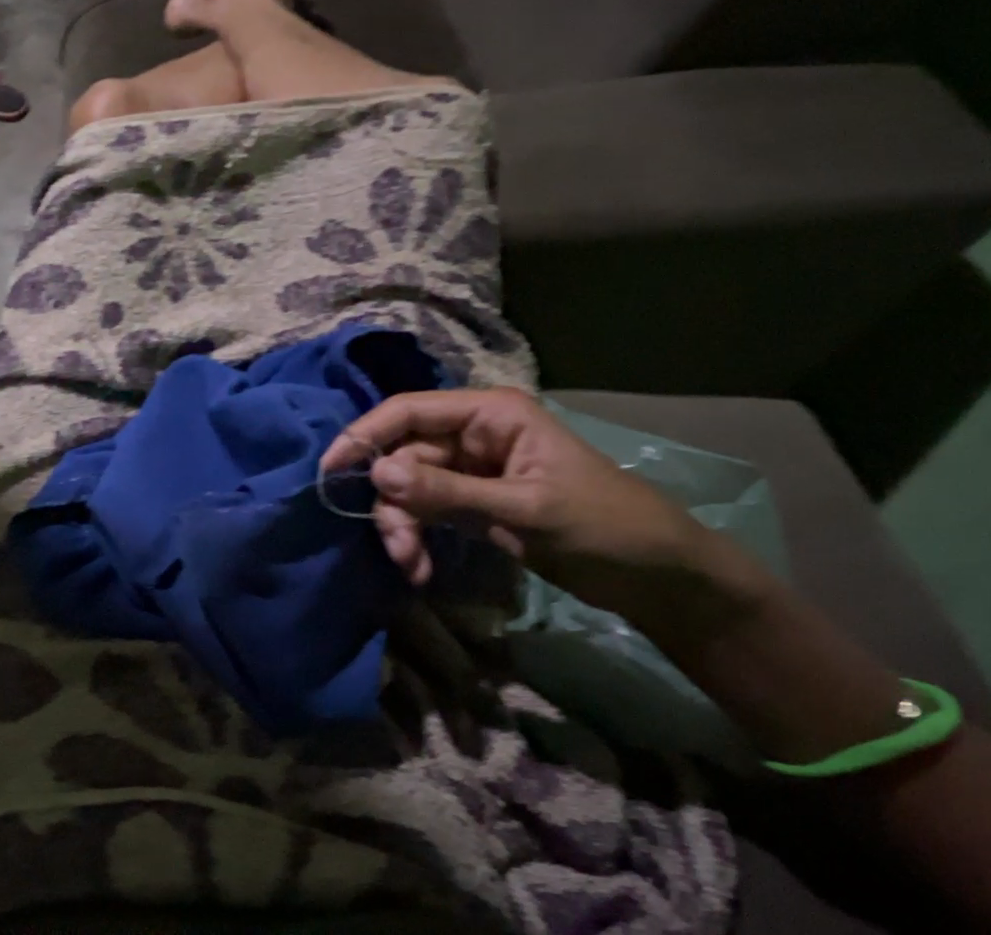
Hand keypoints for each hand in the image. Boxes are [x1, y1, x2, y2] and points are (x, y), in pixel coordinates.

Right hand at [321, 389, 766, 626]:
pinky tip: (423, 570)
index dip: (365, 436)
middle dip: (394, 504)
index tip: (330, 472)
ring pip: (410, 489)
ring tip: (414, 568)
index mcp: (491, 415)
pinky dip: (418, 539)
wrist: (660, 579)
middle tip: (398, 550)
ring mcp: (472, 471)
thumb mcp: (524, 509)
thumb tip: (376, 472)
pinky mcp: (474, 504)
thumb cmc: (605, 527)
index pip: (409, 411)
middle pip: (403, 456)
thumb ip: (447, 491)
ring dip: (403, 528)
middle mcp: (474, 435)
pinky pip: (427, 512)